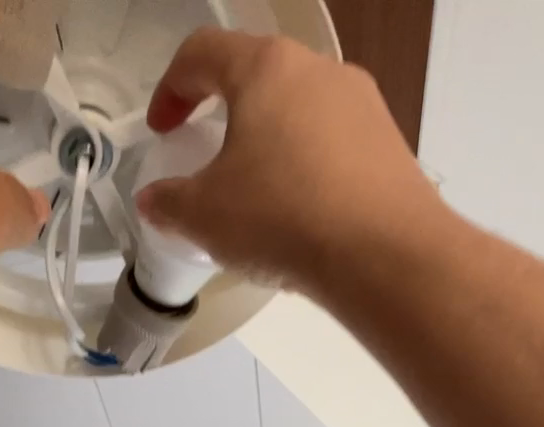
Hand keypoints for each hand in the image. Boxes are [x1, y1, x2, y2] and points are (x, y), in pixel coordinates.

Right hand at [137, 29, 445, 293]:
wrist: (383, 256)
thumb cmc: (281, 218)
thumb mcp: (204, 215)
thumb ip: (168, 202)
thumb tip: (153, 201)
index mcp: (266, 69)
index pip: (203, 54)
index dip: (171, 89)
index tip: (162, 130)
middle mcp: (319, 71)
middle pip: (258, 78)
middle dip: (225, 115)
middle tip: (208, 158)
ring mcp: (363, 104)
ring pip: (299, 112)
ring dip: (269, 144)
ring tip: (256, 196)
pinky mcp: (390, 144)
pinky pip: (333, 146)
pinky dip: (306, 169)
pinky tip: (300, 216)